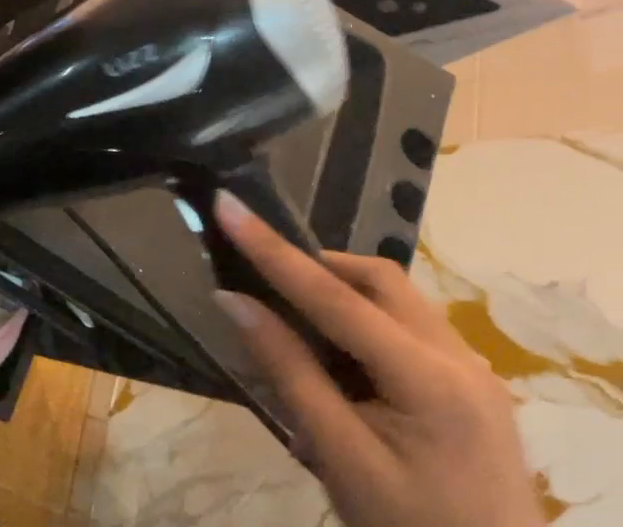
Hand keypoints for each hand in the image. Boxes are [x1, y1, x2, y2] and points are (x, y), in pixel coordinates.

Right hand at [213, 192, 542, 526]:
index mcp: (429, 379)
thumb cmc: (407, 521)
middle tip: (256, 271)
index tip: (227, 206)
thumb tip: (232, 300)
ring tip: (288, 313)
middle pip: (378, 280)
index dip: (272, 249)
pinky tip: (333, 350)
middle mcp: (460, 361)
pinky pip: (407, 327)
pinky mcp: (471, 388)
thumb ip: (288, 371)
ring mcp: (473, 373)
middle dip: (313, 263)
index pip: (334, 297)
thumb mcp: (338, 453)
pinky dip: (361, 318)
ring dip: (338, 290)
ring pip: (396, 299)